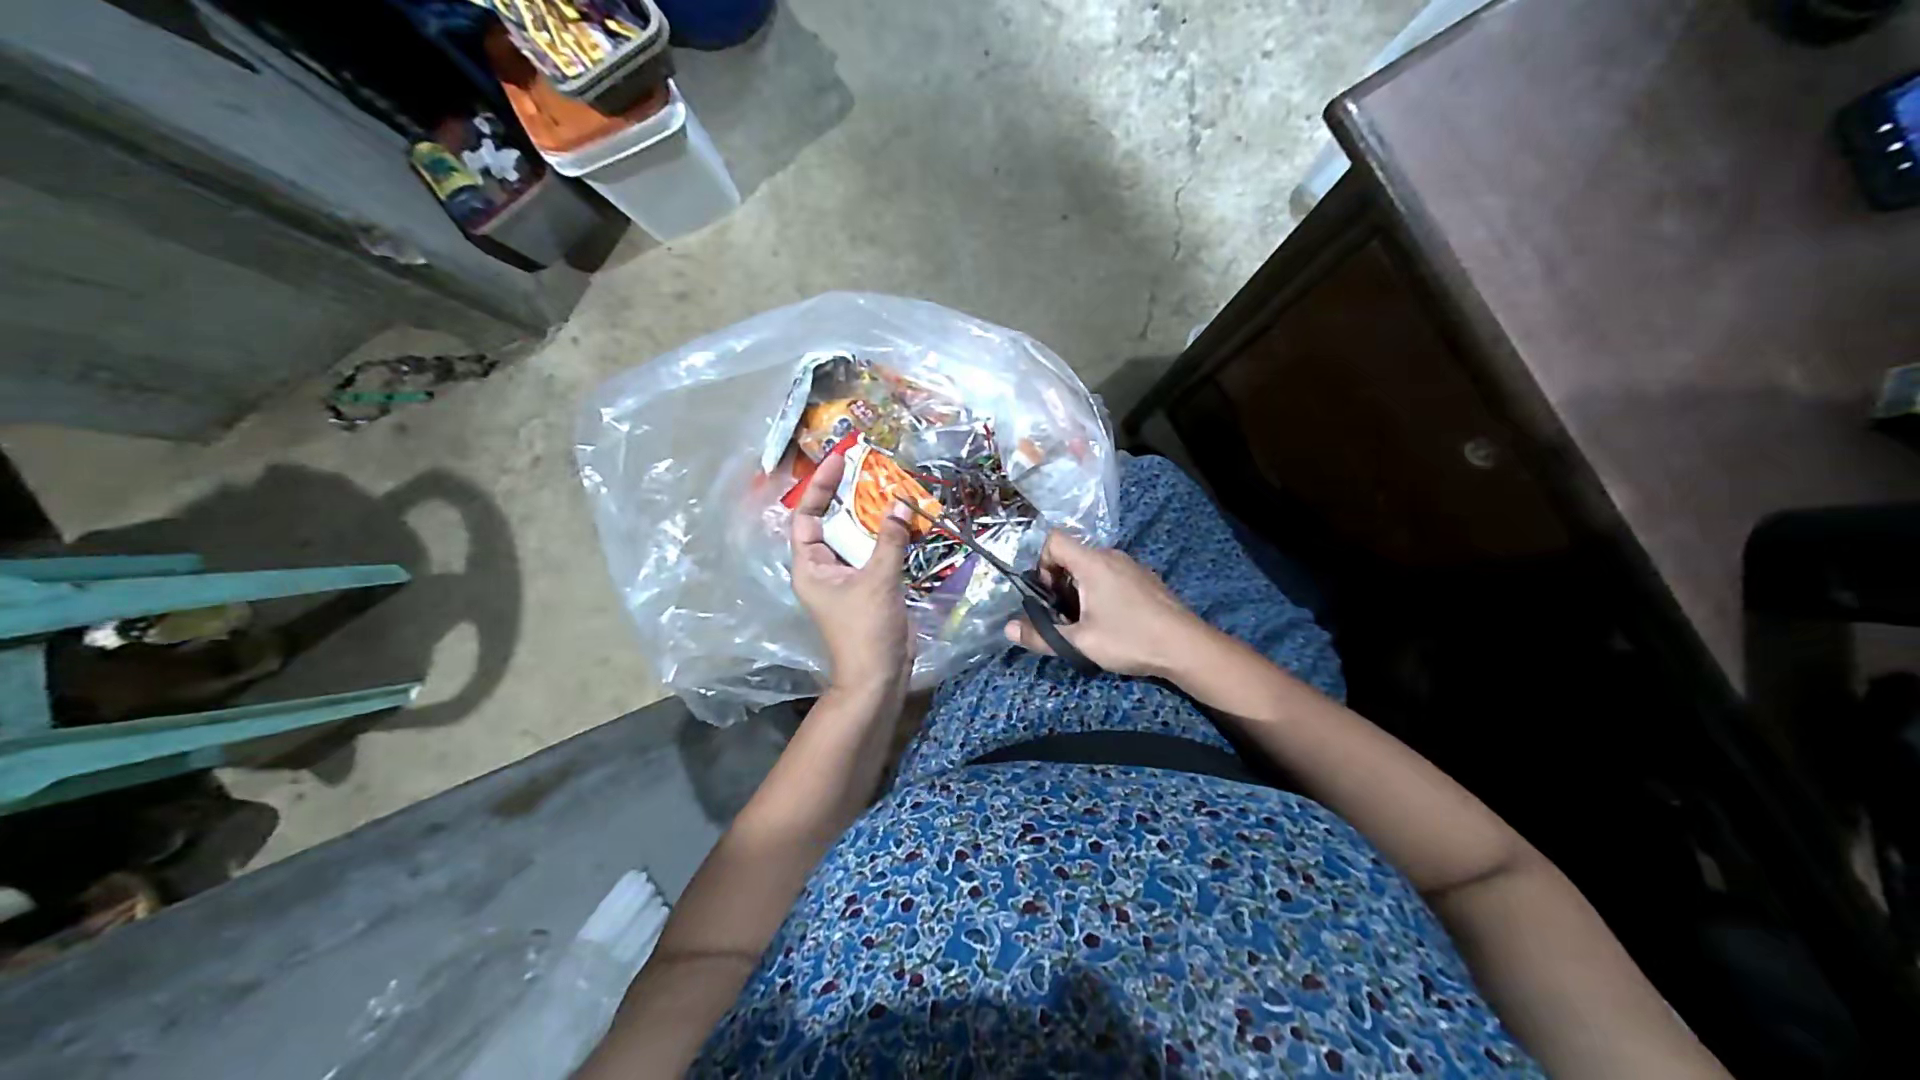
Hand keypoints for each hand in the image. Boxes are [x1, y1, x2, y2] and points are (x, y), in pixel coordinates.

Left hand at [790, 451, 913, 695]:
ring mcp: (847, 578)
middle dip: (850, 496)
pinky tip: (906, 521)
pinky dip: (888, 537)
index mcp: (810, 566)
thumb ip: (890, 540)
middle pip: (832, 522)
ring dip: (873, 516)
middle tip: (870, 468)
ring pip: (857, 537)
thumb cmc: (866, 629)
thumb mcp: (878, 580)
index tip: (839, 461)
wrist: (879, 676)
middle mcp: (824, 568)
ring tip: (892, 488)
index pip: (806, 515)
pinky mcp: (868, 588)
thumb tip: (902, 503)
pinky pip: (875, 553)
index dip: (820, 486)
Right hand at [1004, 531, 1219, 676]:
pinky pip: (1112, 574)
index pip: (1054, 539)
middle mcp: (1112, 556)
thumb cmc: (1130, 639)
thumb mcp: (1080, 643)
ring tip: (1087, 621)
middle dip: (1060, 582)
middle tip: (1064, 615)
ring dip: (1080, 588)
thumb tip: (1008, 629)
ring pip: (1092, 566)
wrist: (1186, 646)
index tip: (1048, 594)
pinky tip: (1113, 621)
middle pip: (1072, 555)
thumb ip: (1041, 636)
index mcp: (1093, 563)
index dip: (1042, 563)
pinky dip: (1101, 591)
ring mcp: (1132, 566)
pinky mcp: (1146, 579)